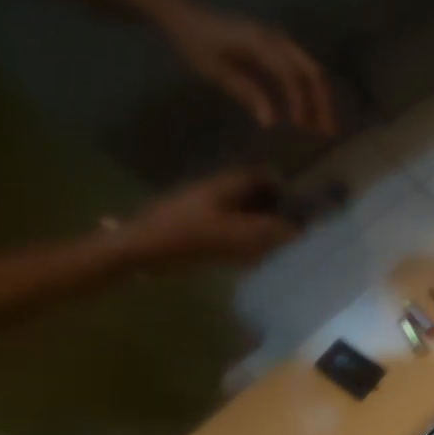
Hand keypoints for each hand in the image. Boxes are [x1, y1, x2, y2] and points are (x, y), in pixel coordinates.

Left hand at [112, 169, 298, 270]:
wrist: (133, 252)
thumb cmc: (184, 237)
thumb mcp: (233, 236)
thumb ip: (269, 232)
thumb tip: (299, 230)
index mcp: (227, 183)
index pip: (266, 176)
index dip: (287, 190)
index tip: (301, 210)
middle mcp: (216, 189)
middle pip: (254, 194)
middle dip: (273, 211)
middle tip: (289, 232)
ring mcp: (201, 206)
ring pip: (240, 211)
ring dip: (256, 226)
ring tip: (270, 248)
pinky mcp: (190, 225)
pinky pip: (224, 227)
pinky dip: (238, 238)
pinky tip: (243, 258)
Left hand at [159, 7, 337, 134]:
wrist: (184, 17)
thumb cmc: (196, 44)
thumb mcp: (217, 72)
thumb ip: (246, 93)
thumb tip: (270, 122)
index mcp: (262, 43)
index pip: (291, 75)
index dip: (300, 101)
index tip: (301, 127)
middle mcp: (278, 40)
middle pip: (312, 72)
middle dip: (323, 102)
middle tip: (329, 131)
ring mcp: (280, 42)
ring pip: (311, 71)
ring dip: (320, 98)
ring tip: (323, 126)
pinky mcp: (277, 48)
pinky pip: (301, 70)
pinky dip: (308, 91)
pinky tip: (306, 111)